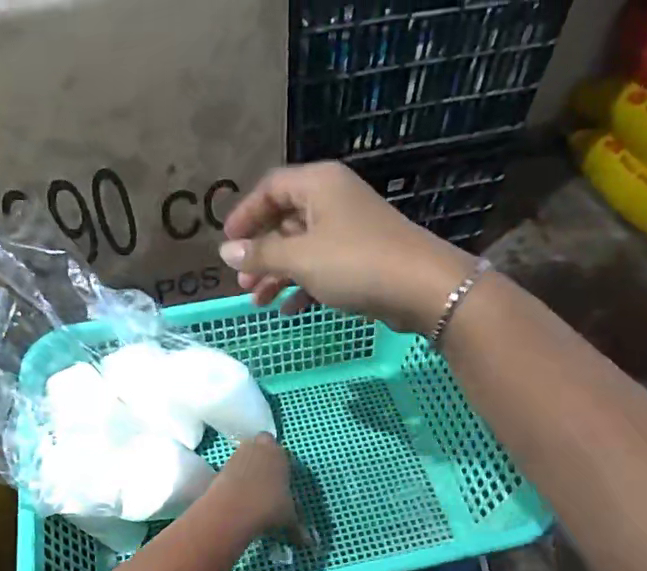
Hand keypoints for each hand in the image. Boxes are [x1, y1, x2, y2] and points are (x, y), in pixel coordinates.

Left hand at [210, 433, 299, 536]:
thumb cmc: (269, 506)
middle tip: (267, 481)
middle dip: (264, 459)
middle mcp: (259, 448)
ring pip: (245, 456)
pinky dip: (235, 479)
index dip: (282, 465)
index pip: (283, 453)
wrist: (233, 509)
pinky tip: (238, 496)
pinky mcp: (221, 467)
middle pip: (262, 446)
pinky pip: (232, 469)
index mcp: (280, 454)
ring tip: (252, 492)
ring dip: (248, 468)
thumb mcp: (288, 518)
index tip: (283, 481)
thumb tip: (308, 543)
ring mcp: (237, 455)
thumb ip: (298, 528)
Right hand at [220, 163, 478, 334]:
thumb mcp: (300, 258)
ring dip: (279, 274)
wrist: (420, 287)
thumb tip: (226, 251)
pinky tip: (290, 310)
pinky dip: (305, 285)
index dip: (245, 215)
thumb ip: (261, 255)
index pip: (270, 188)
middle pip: (285, 221)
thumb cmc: (354, 263)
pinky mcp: (363, 258)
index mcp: (318, 184)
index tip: (227, 244)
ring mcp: (351, 229)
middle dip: (261, 254)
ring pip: (304, 248)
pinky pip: (324, 267)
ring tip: (259, 302)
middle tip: (243, 283)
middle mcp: (334, 199)